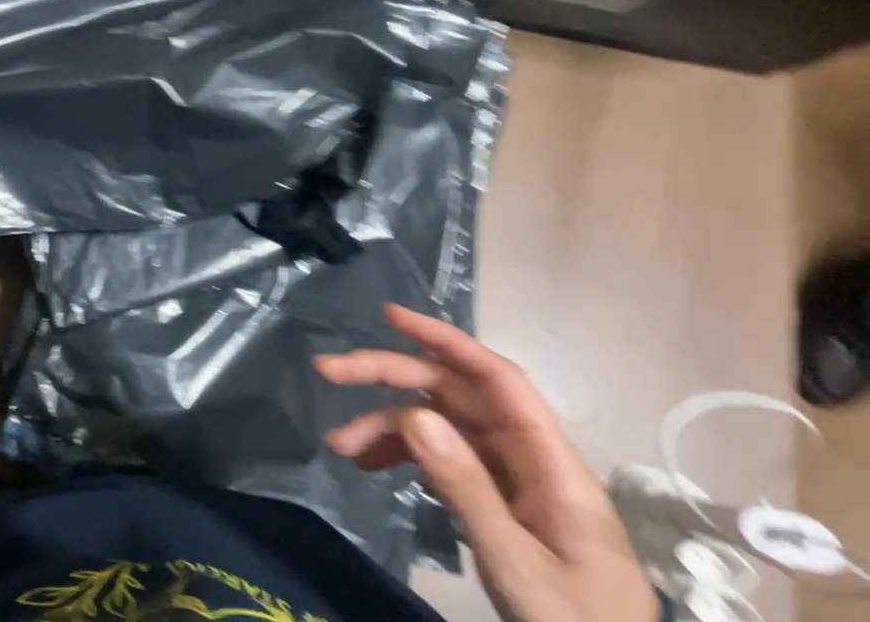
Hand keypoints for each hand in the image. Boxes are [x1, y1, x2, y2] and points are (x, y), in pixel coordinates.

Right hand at [316, 305, 656, 621]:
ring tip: (339, 444)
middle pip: (455, 395)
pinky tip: (368, 466)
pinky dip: (403, 455)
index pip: (497, 379)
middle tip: (328, 371)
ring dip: (387, 425)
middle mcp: (531, 458)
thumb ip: (466, 487)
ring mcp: (513, 480)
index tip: (390, 316)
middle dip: (390, 378)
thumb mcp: (516, 563)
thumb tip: (414, 415)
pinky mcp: (499, 503)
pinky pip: (443, 459)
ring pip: (441, 427)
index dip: (445, 340)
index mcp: (551, 463)